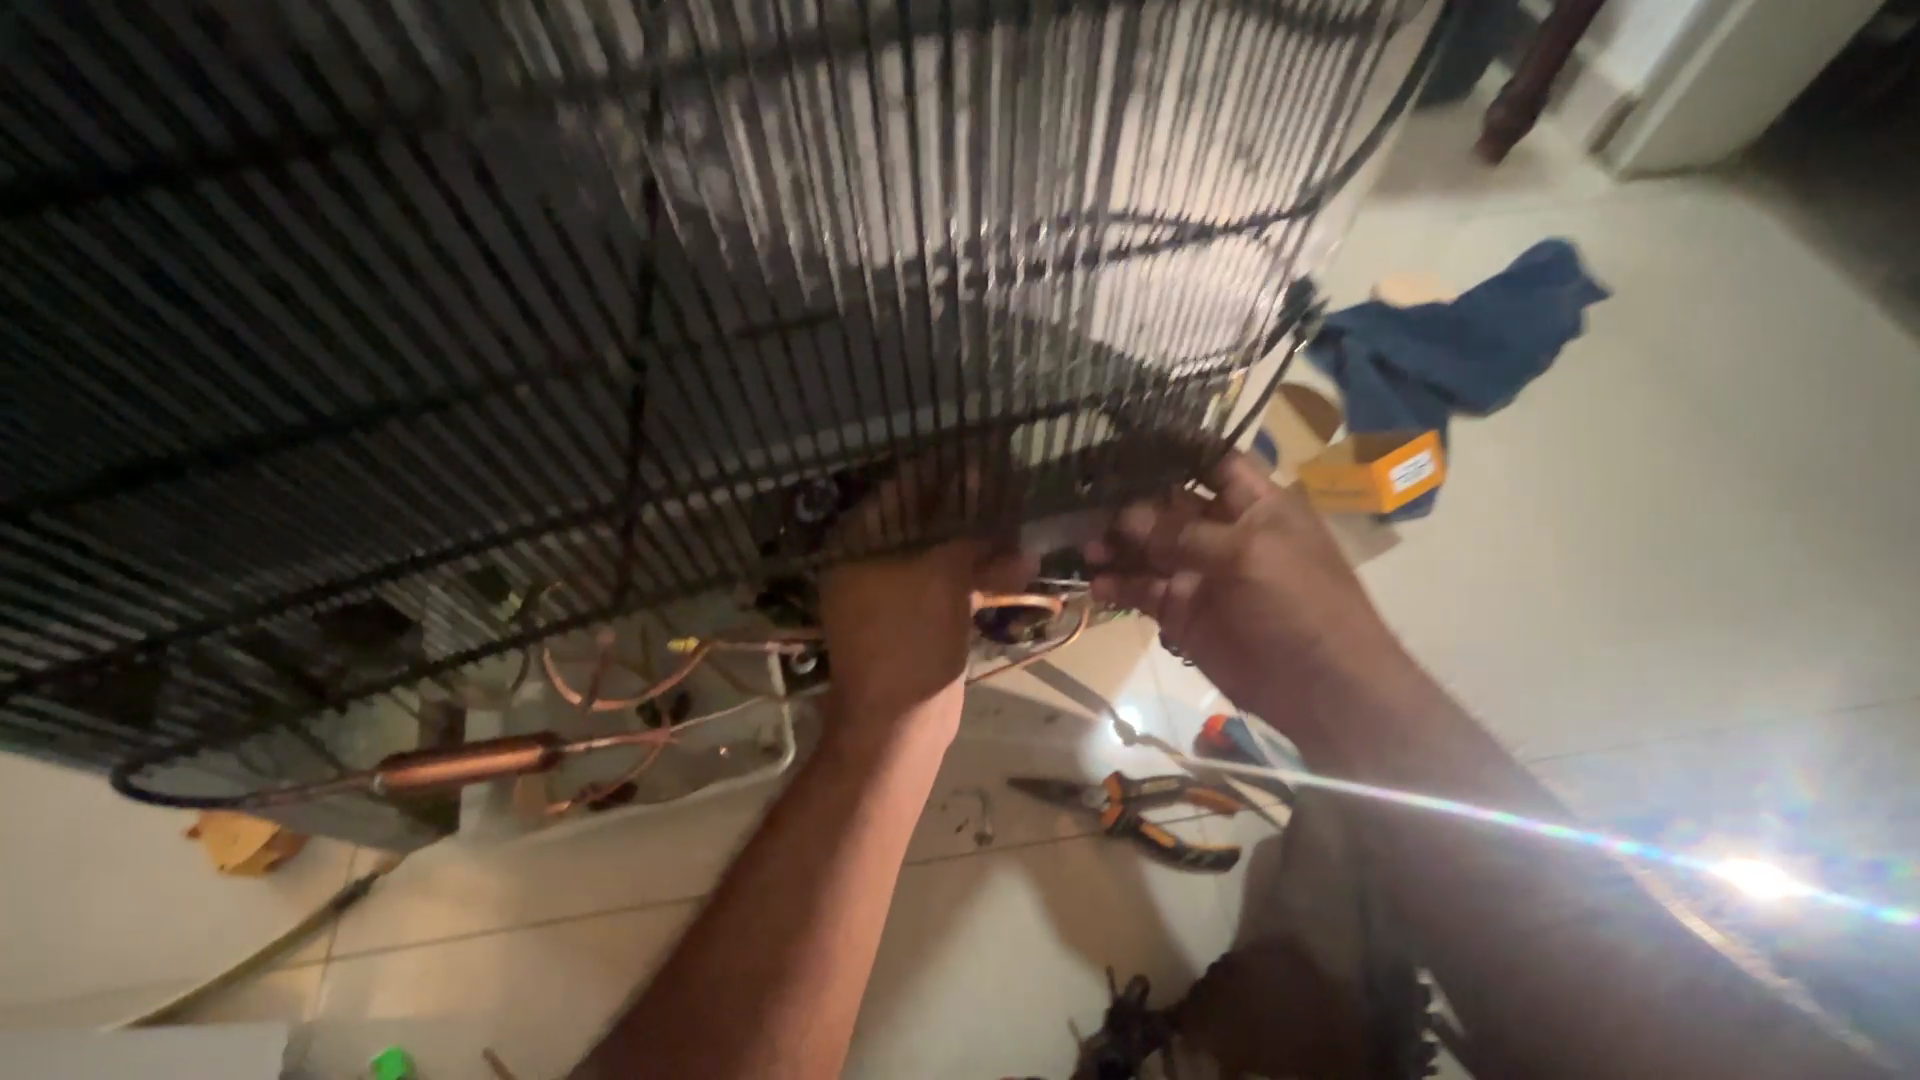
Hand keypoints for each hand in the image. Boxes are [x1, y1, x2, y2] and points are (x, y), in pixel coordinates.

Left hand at [819, 460, 1034, 741]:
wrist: (901, 723)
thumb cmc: (910, 637)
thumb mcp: (940, 574)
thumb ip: (966, 531)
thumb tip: (991, 493)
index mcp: (858, 544)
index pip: (900, 491)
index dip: (942, 475)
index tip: (981, 460)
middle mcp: (870, 562)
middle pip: (923, 522)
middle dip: (968, 511)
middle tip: (1007, 491)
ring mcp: (895, 592)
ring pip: (942, 554)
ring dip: (982, 545)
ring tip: (1022, 528)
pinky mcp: (918, 618)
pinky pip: (950, 585)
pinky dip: (981, 576)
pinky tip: (1020, 566)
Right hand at [1086, 450, 1409, 750]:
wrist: (1321, 687)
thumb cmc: (1299, 602)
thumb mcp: (1248, 553)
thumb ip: (1184, 532)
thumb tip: (1126, 515)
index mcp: (1255, 506)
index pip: (1212, 463)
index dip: (1174, 451)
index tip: (1125, 443)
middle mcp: (1223, 532)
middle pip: (1167, 506)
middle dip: (1128, 502)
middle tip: (1082, 500)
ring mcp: (1199, 573)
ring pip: (1147, 549)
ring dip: (1116, 546)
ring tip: (1085, 549)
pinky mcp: (1181, 612)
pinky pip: (1142, 591)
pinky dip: (1118, 587)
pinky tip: (1096, 585)